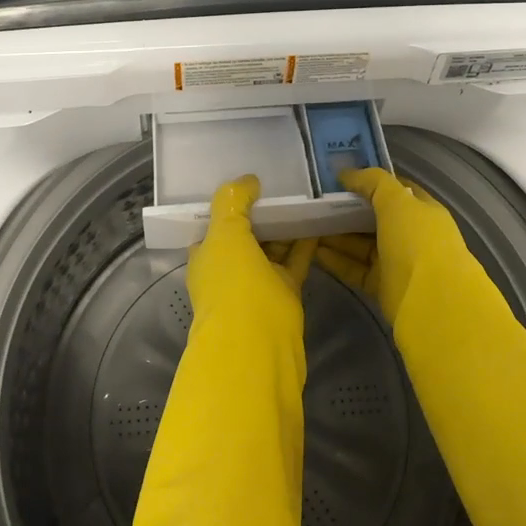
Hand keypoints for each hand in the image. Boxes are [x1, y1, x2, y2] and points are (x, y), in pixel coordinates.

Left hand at [124, 175, 313, 525]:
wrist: (258, 347)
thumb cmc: (232, 286)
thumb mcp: (224, 234)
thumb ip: (232, 202)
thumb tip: (247, 180)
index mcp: (206, 256)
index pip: (215, 223)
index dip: (230, 202)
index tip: (251, 179)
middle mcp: (227, 269)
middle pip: (245, 234)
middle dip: (260, 212)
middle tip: (284, 181)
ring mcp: (256, 283)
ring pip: (271, 246)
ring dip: (284, 225)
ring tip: (304, 194)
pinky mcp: (284, 294)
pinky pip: (295, 259)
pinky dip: (305, 242)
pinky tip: (320, 220)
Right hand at [313, 167, 464, 321]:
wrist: (431, 301)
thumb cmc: (417, 242)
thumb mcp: (397, 201)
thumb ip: (373, 182)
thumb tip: (346, 173)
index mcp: (422, 211)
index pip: (395, 191)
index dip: (370, 182)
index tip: (340, 178)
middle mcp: (411, 236)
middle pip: (374, 218)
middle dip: (347, 210)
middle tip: (316, 202)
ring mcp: (397, 262)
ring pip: (362, 244)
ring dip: (337, 235)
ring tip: (307, 225)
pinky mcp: (382, 286)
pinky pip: (355, 268)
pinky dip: (336, 260)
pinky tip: (314, 251)